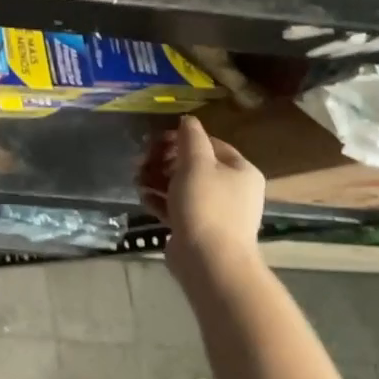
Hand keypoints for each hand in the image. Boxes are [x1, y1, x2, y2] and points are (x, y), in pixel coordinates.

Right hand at [142, 114, 265, 282]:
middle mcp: (234, 189)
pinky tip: (145, 199)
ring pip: (183, 186)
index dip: (180, 140)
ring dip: (158, 180)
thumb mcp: (195, 164)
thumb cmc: (205, 206)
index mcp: (241, 171)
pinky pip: (178, 206)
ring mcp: (218, 210)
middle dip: (164, 161)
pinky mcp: (200, 228)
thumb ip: (191, 138)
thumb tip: (188, 119)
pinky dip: (161, 200)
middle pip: (194, 165)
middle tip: (141, 163)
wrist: (210, 259)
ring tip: (137, 181)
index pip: (210, 144)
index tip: (154, 143)